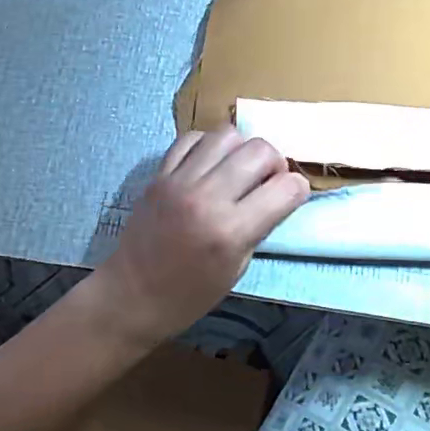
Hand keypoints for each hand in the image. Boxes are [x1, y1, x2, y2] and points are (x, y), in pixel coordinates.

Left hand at [95, 128, 310, 344]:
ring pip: (227, 135)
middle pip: (260, 150)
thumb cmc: (190, 295)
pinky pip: (191, 139)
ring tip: (238, 170)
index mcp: (231, 231)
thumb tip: (278, 193)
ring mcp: (180, 182)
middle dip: (275, 163)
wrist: (132, 295)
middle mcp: (207, 198)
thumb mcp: (238, 268)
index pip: (285, 188)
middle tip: (268, 181)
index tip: (293, 195)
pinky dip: (208, 146)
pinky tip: (210, 165)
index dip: (297, 189)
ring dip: (242, 149)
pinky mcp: (159, 175)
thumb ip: (260, 226)